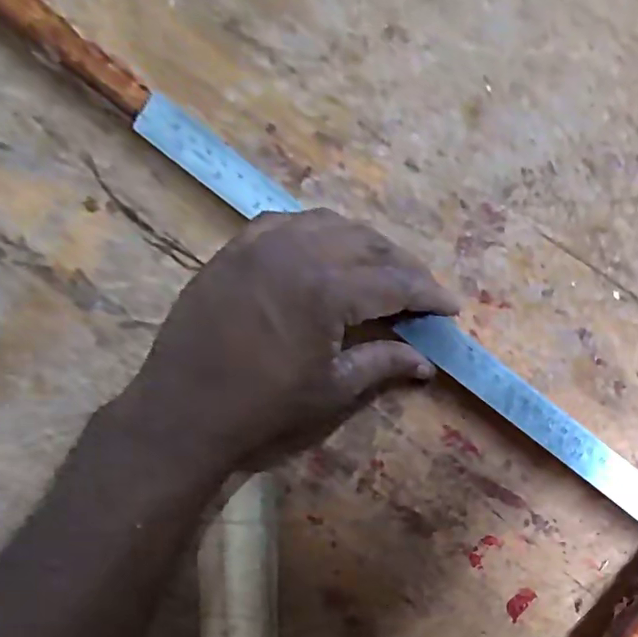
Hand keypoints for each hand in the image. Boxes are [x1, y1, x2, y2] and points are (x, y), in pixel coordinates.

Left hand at [113, 208, 459, 474]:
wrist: (184, 412)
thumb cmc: (268, 408)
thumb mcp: (337, 389)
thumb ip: (384, 363)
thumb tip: (426, 361)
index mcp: (323, 291)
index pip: (393, 281)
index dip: (429, 294)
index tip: (453, 308)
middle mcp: (292, 254)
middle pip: (366, 243)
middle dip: (404, 266)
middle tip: (425, 293)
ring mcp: (256, 247)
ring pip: (327, 224)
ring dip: (365, 244)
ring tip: (384, 271)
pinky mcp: (233, 252)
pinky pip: (285, 224)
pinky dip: (319, 234)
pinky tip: (330, 256)